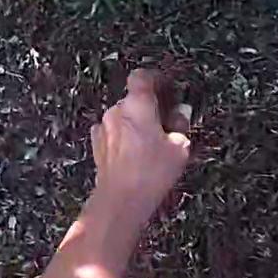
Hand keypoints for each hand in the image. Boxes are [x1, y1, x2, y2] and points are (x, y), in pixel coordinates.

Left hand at [90, 68, 190, 226]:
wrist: (120, 200)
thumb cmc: (150, 173)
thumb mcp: (179, 148)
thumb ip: (179, 126)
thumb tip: (179, 116)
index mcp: (137, 105)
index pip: (142, 77)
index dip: (155, 79)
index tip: (166, 88)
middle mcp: (116, 111)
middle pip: (134, 100)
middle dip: (150, 109)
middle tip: (167, 124)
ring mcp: (103, 129)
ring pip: (123, 118)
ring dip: (136, 125)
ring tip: (152, 146)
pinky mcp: (97, 146)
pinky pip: (114, 134)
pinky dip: (124, 139)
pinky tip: (135, 155)